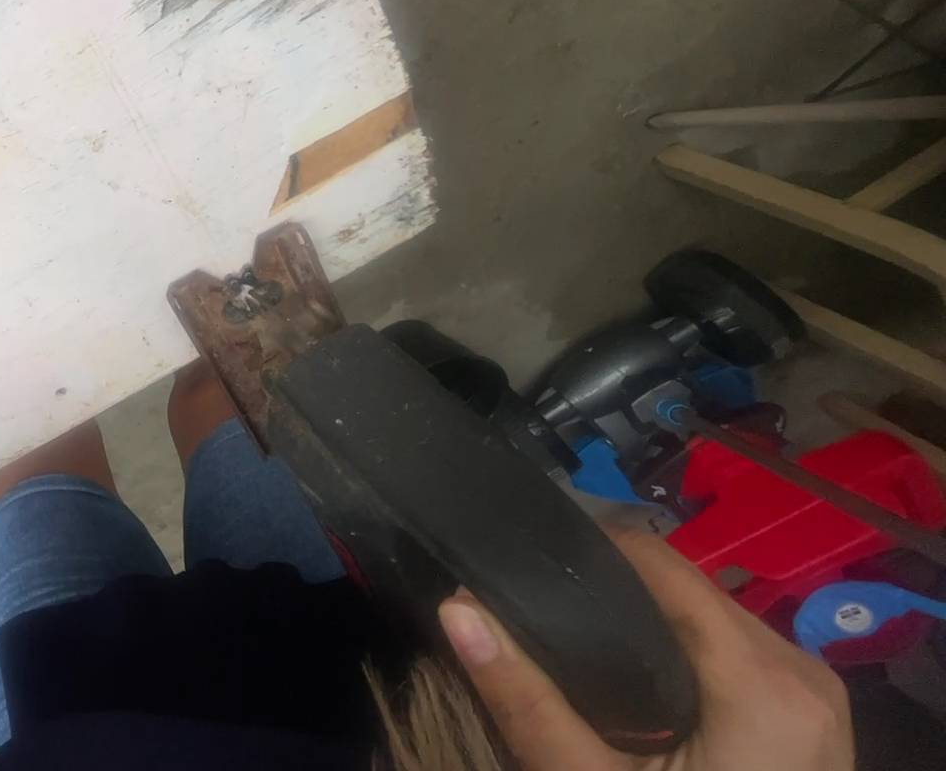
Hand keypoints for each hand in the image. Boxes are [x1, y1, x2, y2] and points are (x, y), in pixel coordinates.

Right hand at [440, 529, 852, 769]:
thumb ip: (526, 699)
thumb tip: (454, 607)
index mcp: (761, 677)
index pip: (654, 558)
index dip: (577, 550)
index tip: (514, 565)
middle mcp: (796, 666)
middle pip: (673, 581)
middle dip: (595, 586)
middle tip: (526, 610)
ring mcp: (809, 691)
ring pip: (695, 608)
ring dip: (628, 613)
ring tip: (564, 639)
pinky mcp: (804, 713)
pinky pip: (720, 643)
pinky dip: (663, 642)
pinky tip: (621, 673)